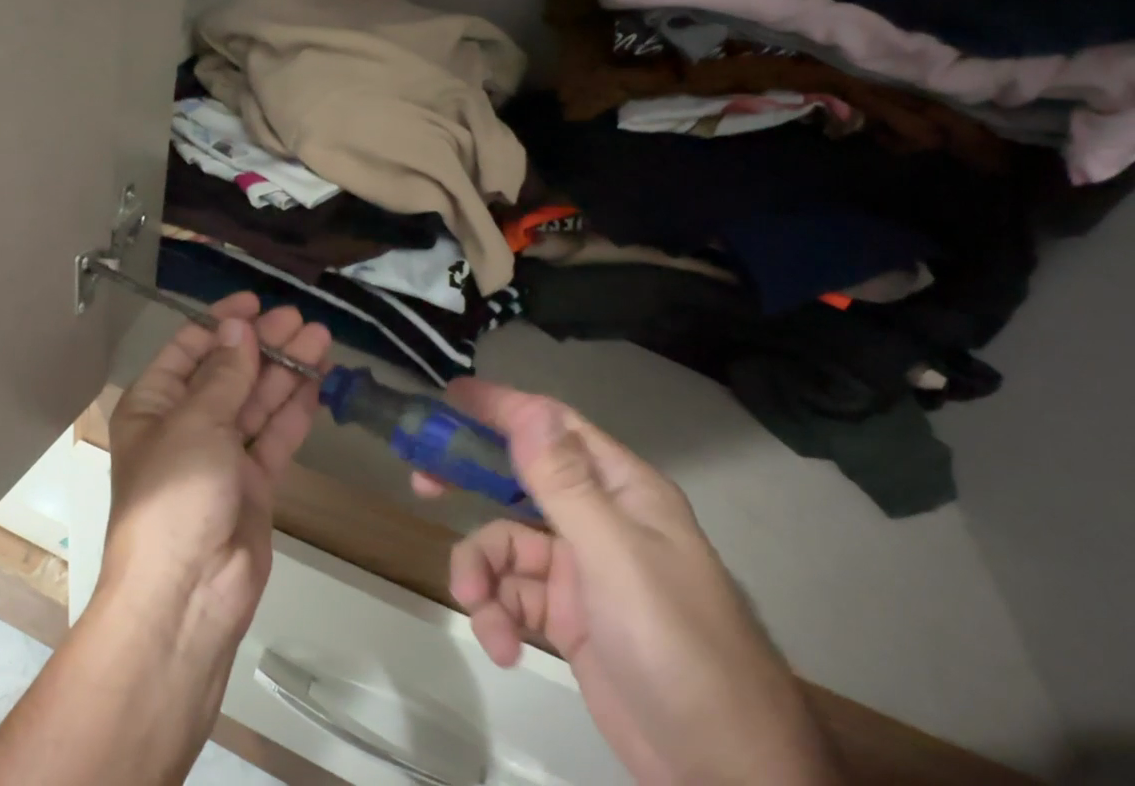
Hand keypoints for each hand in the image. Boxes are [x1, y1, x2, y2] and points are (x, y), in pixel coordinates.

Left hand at [101, 292, 330, 643]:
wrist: (188, 593)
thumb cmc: (176, 497)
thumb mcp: (194, 425)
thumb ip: (223, 375)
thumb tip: (236, 325)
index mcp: (153, 407)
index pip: (187, 352)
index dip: (220, 324)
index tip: (255, 303)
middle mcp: (184, 427)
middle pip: (228, 375)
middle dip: (262, 347)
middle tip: (302, 321)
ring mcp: (220, 459)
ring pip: (256, 405)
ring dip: (285, 374)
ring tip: (320, 341)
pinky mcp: (252, 486)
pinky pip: (274, 439)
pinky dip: (293, 413)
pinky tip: (316, 384)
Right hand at [424, 381, 838, 785]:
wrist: (722, 766)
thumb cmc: (676, 645)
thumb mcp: (614, 558)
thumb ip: (564, 483)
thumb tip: (528, 407)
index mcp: (624, 493)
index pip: (555, 429)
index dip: (502, 408)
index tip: (447, 397)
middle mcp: (601, 522)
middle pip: (518, 482)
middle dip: (469, 484)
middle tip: (422, 484)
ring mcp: (581, 573)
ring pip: (504, 547)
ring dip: (481, 576)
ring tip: (477, 609)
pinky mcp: (566, 619)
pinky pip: (511, 598)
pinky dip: (497, 619)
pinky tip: (505, 650)